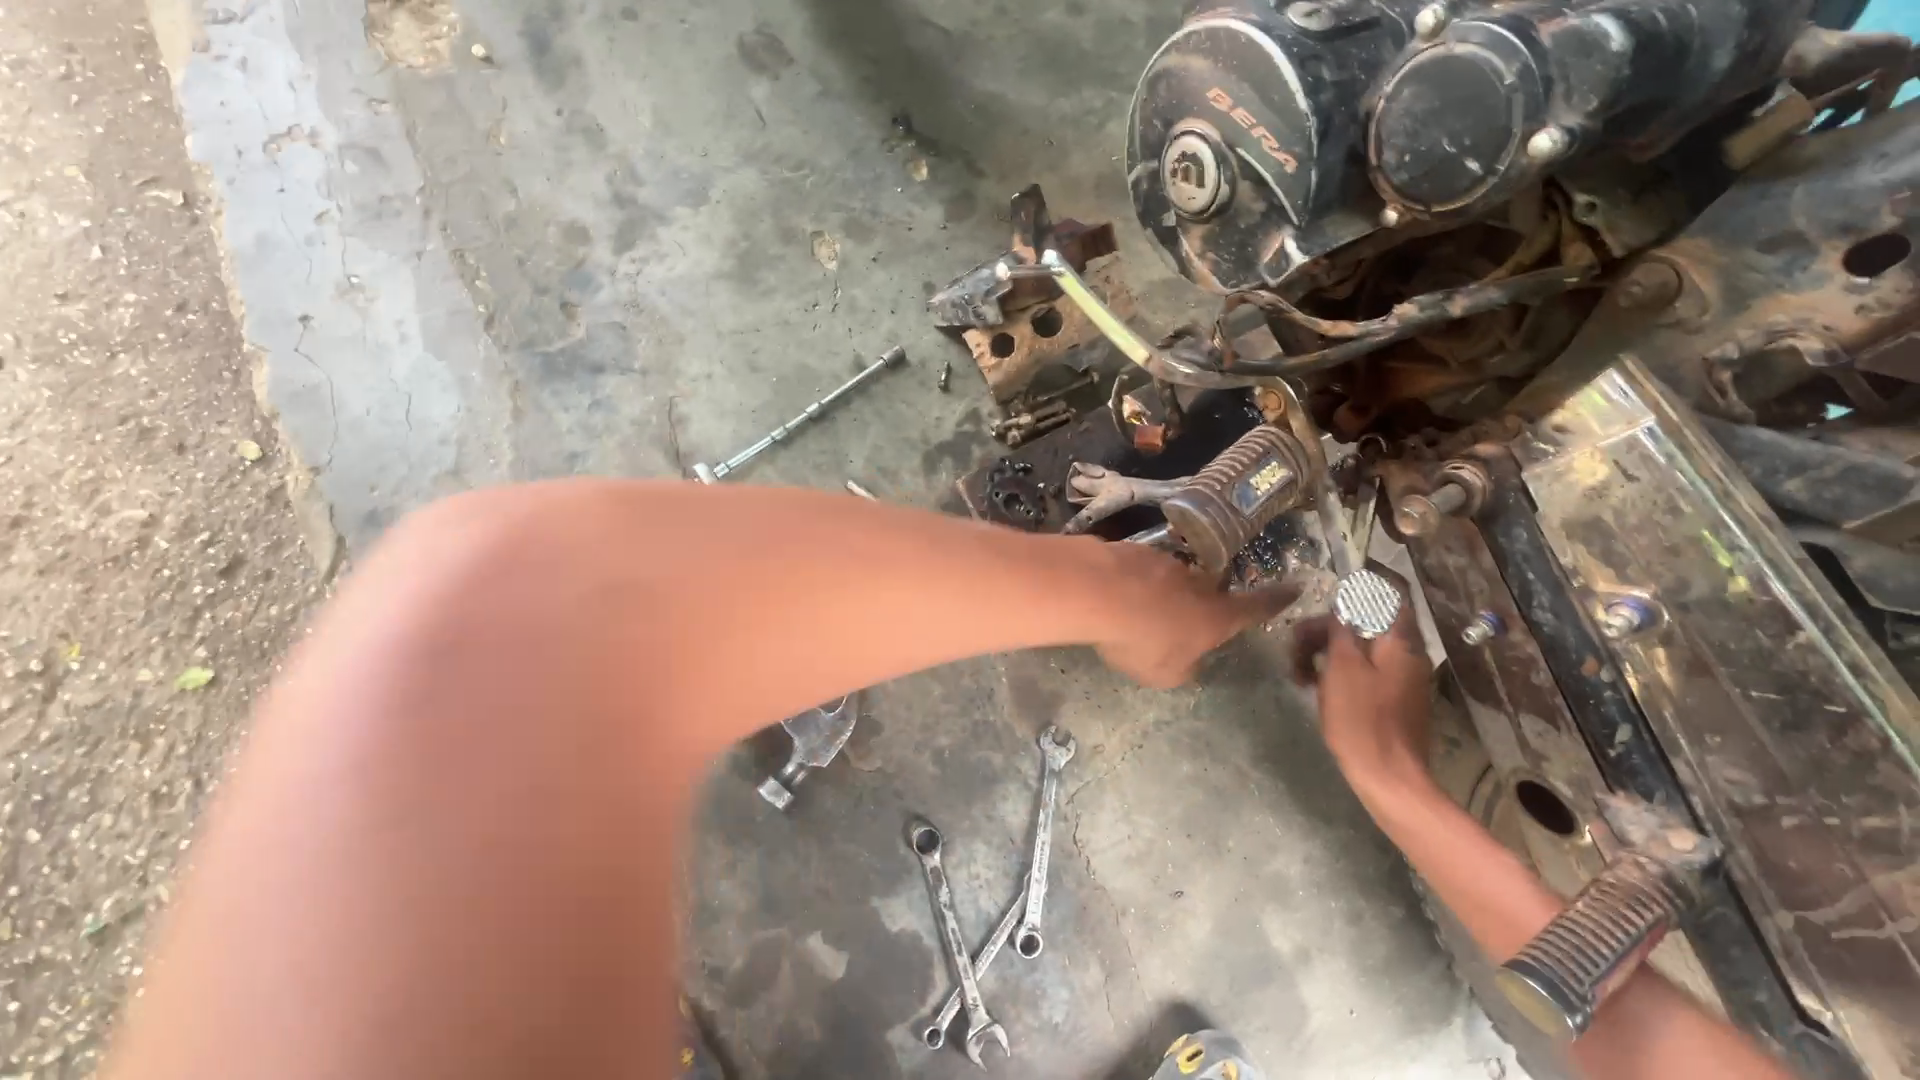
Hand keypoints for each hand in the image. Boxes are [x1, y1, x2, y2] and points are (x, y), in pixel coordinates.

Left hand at [1091, 543, 1301, 688]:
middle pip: (1211, 589)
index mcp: (1217, 615)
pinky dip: (1133, 581)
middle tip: (1186, 615)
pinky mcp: (1133, 549)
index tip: (1294, 588)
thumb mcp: (1165, 674)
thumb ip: (1185, 668)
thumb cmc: (1140, 640)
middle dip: (1202, 601)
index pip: (1256, 608)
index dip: (1275, 601)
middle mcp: (1198, 582)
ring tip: (1139, 608)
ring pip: (1173, 577)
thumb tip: (1189, 663)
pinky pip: (1140, 569)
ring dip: (1163, 591)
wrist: (1096, 590)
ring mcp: (1165, 561)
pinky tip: (1114, 593)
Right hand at [1294, 605, 1430, 790]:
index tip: (1326, 596)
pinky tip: (1317, 687)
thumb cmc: (1361, 719)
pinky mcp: (1395, 700)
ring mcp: (1403, 679)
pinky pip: (1366, 672)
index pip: (1388, 596)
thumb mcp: (1342, 667)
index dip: (1359, 589)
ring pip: (1362, 650)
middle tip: (1295, 646)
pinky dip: (1340, 672)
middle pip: (1366, 624)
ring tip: (1299, 673)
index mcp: (1400, 642)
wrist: (1388, 777)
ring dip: (1328, 653)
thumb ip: (1342, 629)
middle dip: (1327, 629)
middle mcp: (1408, 655)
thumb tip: (1343, 600)